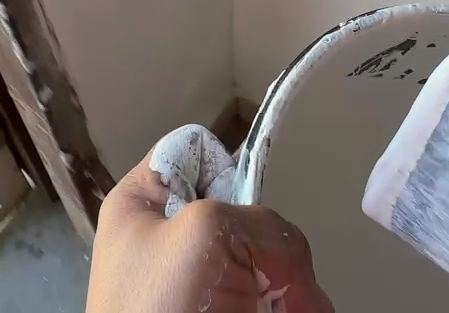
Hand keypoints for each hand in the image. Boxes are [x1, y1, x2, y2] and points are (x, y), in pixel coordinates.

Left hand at [87, 154, 334, 312]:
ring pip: (265, 263)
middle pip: (243, 212)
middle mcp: (170, 239)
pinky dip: (294, 308)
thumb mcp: (209, 234)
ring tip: (303, 307)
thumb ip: (263, 223)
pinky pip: (271, 301)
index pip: (196, 151)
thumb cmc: (160, 307)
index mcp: (145, 202)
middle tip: (288, 277)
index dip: (227, 168)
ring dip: (292, 286)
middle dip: (274, 246)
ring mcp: (198, 286)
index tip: (238, 204)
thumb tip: (296, 270)